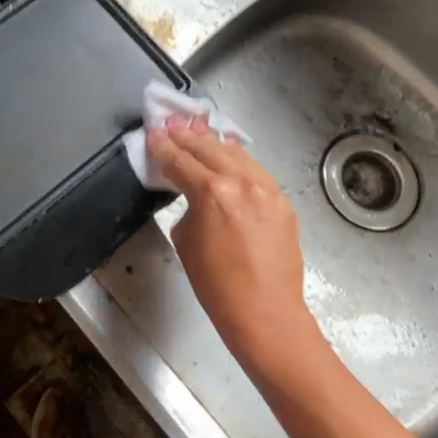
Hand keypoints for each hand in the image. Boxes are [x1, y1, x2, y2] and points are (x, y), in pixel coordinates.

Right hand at [147, 117, 313, 361]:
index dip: (164, 148)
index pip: (181, 161)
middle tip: (172, 125)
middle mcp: (242, 183)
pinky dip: (240, 161)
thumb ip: (189, 208)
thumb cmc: (216, 285)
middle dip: (188, 137)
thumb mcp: (186, 241)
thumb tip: (195, 197)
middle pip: (210, 150)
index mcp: (213, 193)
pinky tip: (231, 156)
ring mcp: (268, 190)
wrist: (265, 312)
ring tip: (199, 132)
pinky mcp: (283, 202)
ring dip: (215, 144)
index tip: (154, 134)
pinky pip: (257, 172)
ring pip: (237, 155)